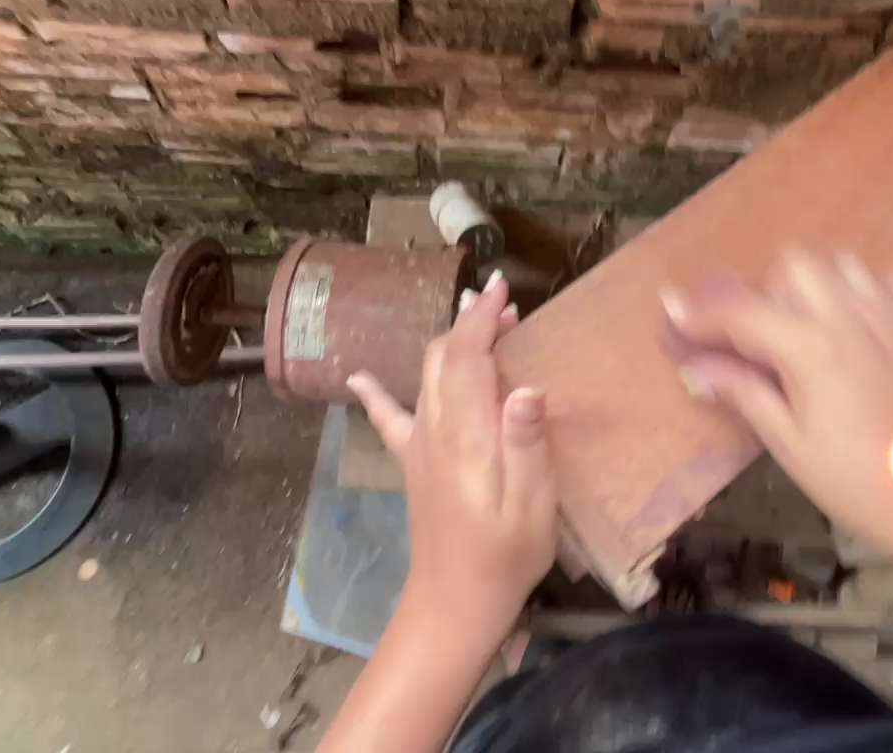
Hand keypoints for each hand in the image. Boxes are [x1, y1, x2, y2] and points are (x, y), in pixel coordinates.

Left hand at [347, 272, 556, 631]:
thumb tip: (526, 388)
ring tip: (481, 323)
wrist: (454, 603)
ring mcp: (418, 444)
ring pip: (427, 374)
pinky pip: (389, 417)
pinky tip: (359, 376)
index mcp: (465, 434)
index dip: (481, 318)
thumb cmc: (504, 555)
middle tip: (505, 306)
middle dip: (470, 322)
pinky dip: (377, 392)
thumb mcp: (532, 506)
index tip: (501, 289)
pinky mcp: (413, 461)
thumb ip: (527, 445)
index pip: (466, 357)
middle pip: (443, 356)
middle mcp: (433, 428)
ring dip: (451, 341)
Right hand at [662, 251, 892, 566]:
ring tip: (800, 326)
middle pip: (793, 266)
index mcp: (812, 346)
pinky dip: (873, 292)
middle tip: (752, 337)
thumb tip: (694, 369)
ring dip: (811, 284)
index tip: (671, 312)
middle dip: (762, 290)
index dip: (700, 313)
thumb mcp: (787, 443)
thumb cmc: (857, 484)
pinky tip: (860, 321)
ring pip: (841, 265)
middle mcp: (850, 317)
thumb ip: (742, 393)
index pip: (741, 312)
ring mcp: (890, 320)